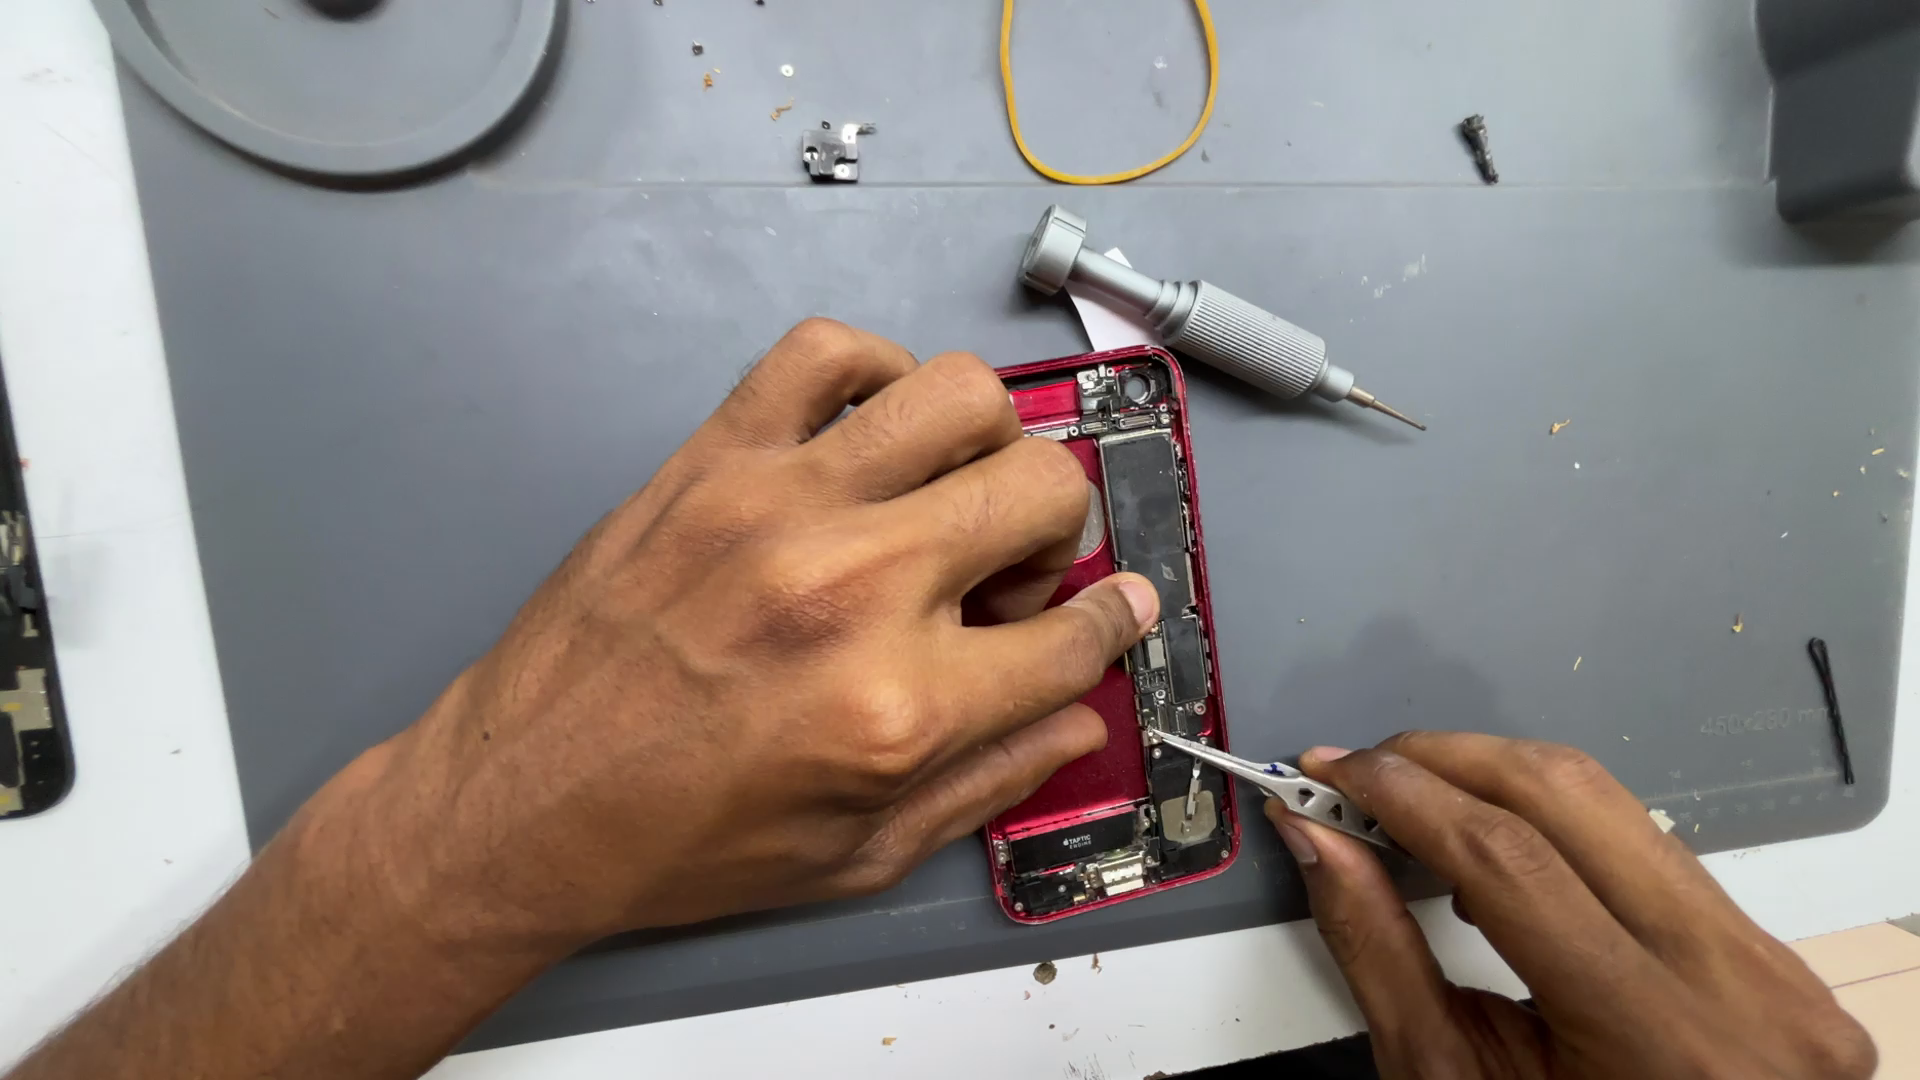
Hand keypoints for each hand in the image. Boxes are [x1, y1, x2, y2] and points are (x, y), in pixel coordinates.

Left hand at [322, 318, 1158, 948]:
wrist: (519, 801)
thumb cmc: (691, 841)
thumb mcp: (863, 852)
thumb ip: (995, 779)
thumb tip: (1084, 711)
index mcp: (902, 708)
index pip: (1074, 637)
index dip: (1115, 623)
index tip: (1119, 610)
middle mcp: (856, 587)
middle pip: (1042, 490)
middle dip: (1061, 532)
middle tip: (1013, 570)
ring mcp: (782, 503)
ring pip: (959, 396)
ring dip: (991, 442)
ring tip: (952, 493)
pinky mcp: (714, 456)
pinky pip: (827, 354)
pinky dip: (879, 373)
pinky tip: (875, 431)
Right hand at [1266, 733, 1875, 1079]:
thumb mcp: (1440, 1074)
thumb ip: (1370, 940)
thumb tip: (1310, 830)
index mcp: (1663, 1040)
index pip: (1505, 856)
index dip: (1398, 792)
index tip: (1322, 768)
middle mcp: (1740, 980)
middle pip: (1558, 791)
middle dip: (1434, 757)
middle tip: (1357, 772)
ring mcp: (1765, 957)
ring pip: (1596, 794)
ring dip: (1476, 772)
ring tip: (1404, 803)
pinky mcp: (1758, 943)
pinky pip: (1624, 831)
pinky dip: (1528, 813)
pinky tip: (1478, 850)